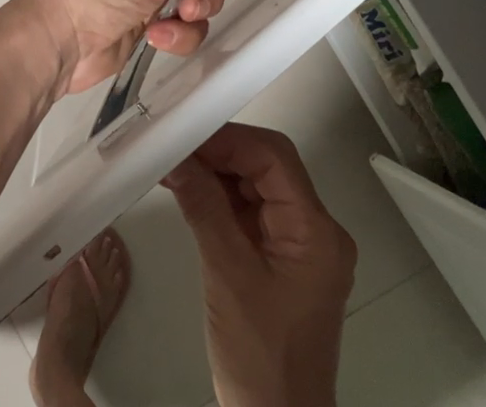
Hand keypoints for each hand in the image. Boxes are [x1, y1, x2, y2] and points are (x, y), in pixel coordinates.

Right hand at [163, 123, 357, 406]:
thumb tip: (177, 157)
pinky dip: (217, 199)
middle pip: (267, 168)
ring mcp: (296, 245)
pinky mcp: (277, 259)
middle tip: (171, 145)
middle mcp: (313, 230)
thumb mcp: (227, 275)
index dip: (229, 139)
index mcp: (316, 232)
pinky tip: (185, 190)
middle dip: (219, 152)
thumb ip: (203, 208)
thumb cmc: (259, 354)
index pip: (275, 160)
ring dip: (214, 173)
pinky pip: (248, 213)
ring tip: (169, 163)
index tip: (184, 132)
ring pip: (255, 187)